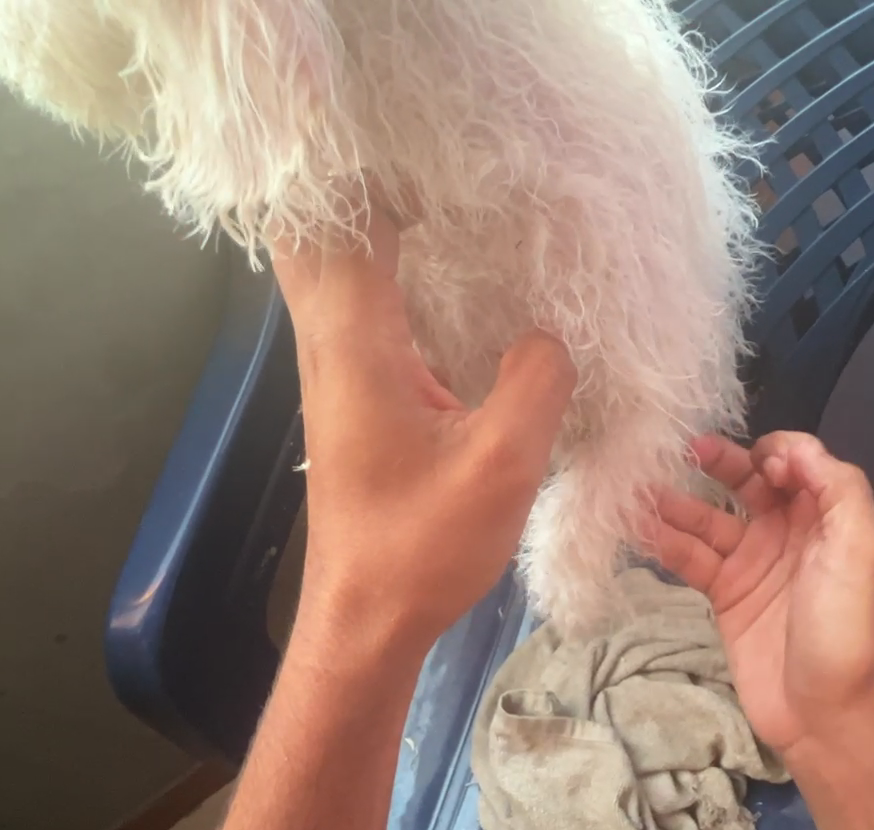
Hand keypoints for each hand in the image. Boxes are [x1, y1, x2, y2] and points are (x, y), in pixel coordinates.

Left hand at [271, 205, 575, 655]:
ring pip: (339, 273)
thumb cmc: (423, 547)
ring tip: (457, 217)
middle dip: (375, 192)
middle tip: (452, 186)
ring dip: (382, 233)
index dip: (390, 175)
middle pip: (323, 234)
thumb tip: (550, 336)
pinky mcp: (355, 403)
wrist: (367, 619)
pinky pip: (366, 315)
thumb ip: (536, 383)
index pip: (348, 219)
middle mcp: (332, 347)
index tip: (454, 166)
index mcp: (358, 346)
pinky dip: (398, 284)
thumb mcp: (502, 465)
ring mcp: (338, 375)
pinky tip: (455, 297)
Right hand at [645, 432, 873, 761]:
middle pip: (748, 484)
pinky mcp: (725, 595)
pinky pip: (691, 557)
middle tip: (684, 452)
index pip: (796, 465)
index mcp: (829, 519)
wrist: (828, 715)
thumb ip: (838, 488)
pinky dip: (664, 541)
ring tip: (641, 489)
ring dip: (677, 502)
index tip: (752, 464)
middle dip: (718, 464)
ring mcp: (753, 565)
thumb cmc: (849, 630)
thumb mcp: (864, 550)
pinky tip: (637, 526)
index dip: (772, 453)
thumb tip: (792, 449)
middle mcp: (789, 534)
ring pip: (710, 520)